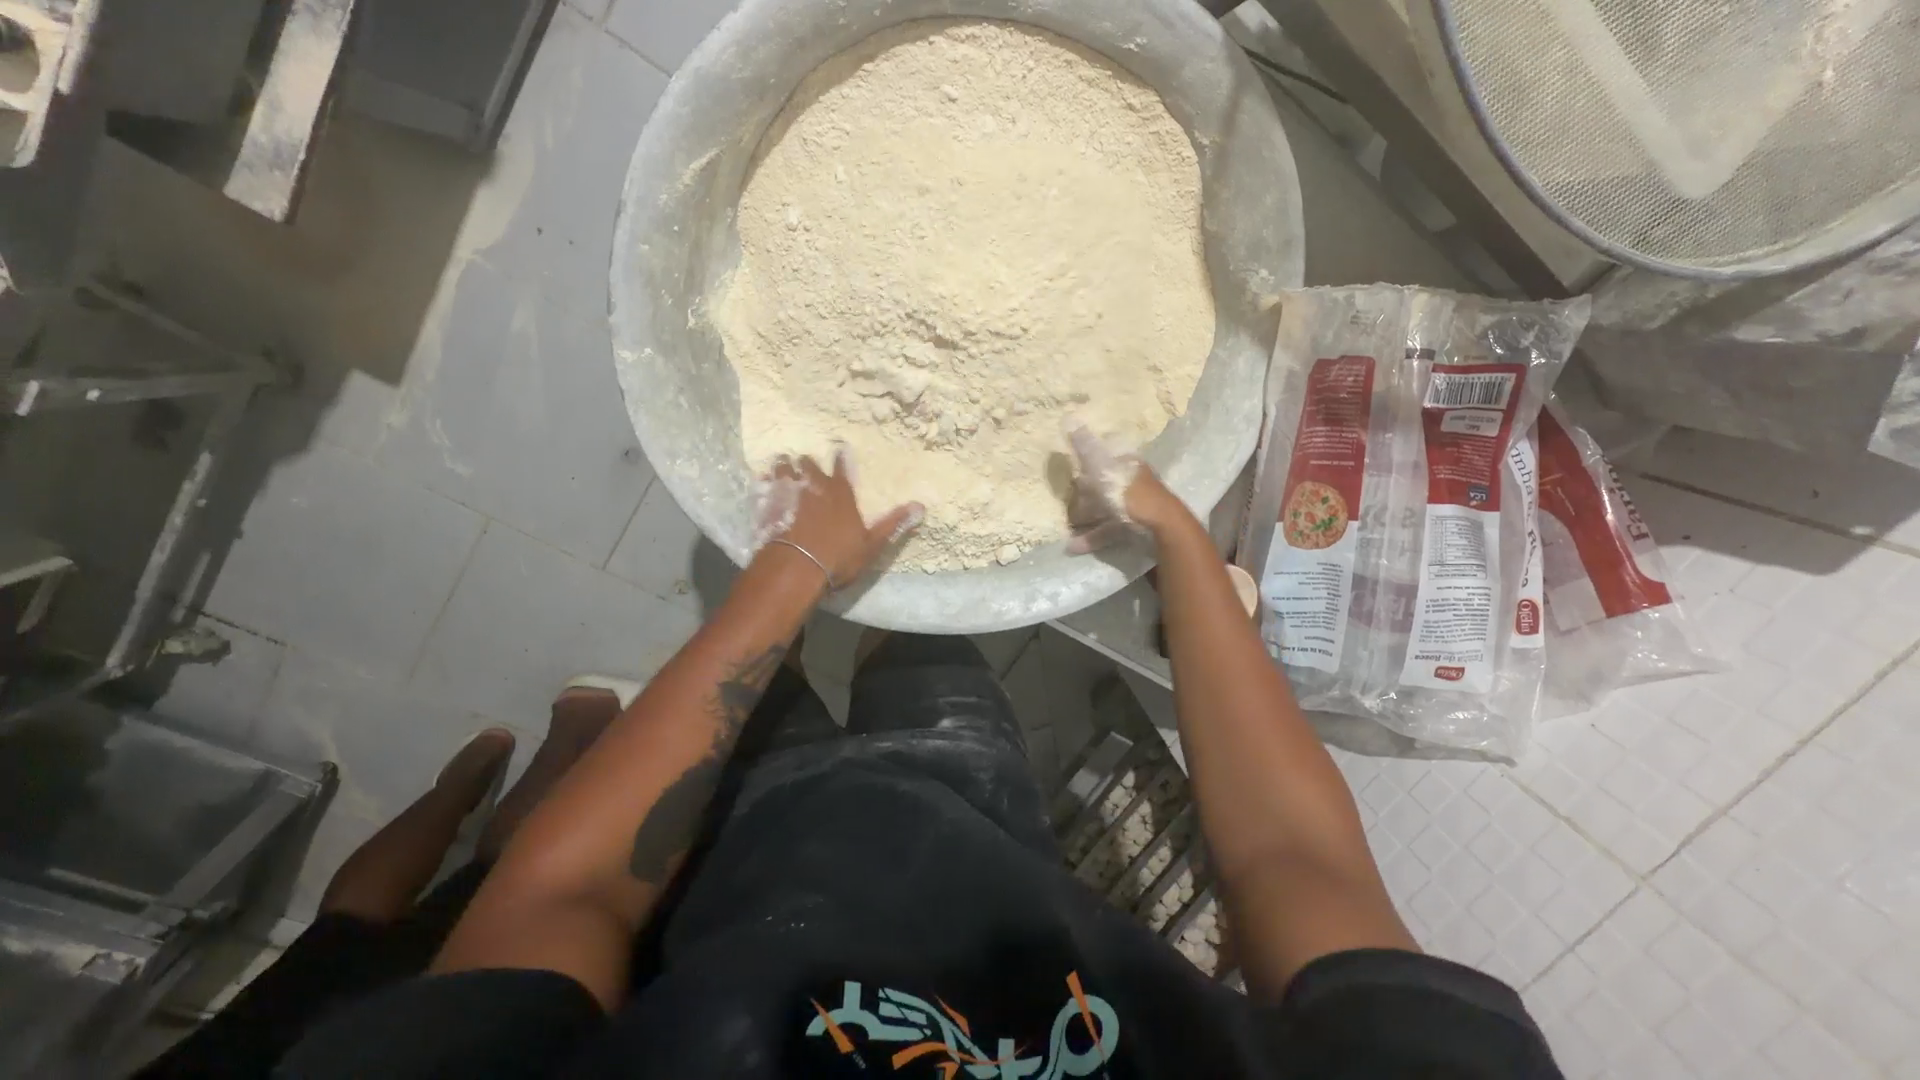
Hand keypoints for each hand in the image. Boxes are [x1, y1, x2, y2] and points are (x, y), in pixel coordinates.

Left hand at [754, 448, 922, 588]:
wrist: (796, 569)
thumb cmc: (837, 559)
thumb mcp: (871, 545)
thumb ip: (892, 524)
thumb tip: (921, 506)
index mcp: (840, 495)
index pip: (841, 469)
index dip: (840, 458)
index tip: (838, 448)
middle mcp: (814, 489)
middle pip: (809, 466)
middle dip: (807, 463)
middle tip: (804, 460)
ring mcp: (788, 496)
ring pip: (785, 471)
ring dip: (784, 466)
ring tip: (782, 462)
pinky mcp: (768, 508)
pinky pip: (764, 487)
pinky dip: (764, 482)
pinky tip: (762, 481)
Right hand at [1064, 423, 1186, 553]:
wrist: (1161, 526)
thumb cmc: (1130, 493)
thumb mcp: (1103, 468)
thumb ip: (1085, 448)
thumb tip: (1068, 416)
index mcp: (1125, 462)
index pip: (1104, 455)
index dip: (1087, 461)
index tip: (1070, 468)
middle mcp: (1130, 481)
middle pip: (1103, 483)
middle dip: (1085, 492)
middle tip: (1065, 498)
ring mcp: (1133, 505)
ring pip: (1105, 507)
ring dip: (1086, 517)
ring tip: (1067, 526)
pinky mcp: (1133, 527)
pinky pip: (1108, 530)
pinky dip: (1091, 537)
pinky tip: (1073, 546)